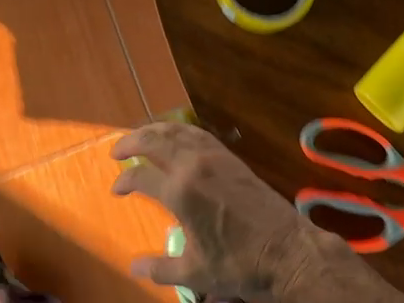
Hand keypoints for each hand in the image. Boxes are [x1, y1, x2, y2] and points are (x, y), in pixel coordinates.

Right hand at [110, 122, 308, 300]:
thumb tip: (132, 266)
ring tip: (140, 137)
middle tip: (117, 151)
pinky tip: (175, 138)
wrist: (287, 251)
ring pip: (175, 131)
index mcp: (180, 192)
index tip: (115, 190)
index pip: (140, 177)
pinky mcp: (229, 156)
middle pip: (153, 140)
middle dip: (130, 142)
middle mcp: (192, 165)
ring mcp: (212, 156)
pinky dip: (178, 130)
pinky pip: (196, 133)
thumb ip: (160, 268)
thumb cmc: (240, 264)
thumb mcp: (196, 273)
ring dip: (153, 130)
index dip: (124, 182)